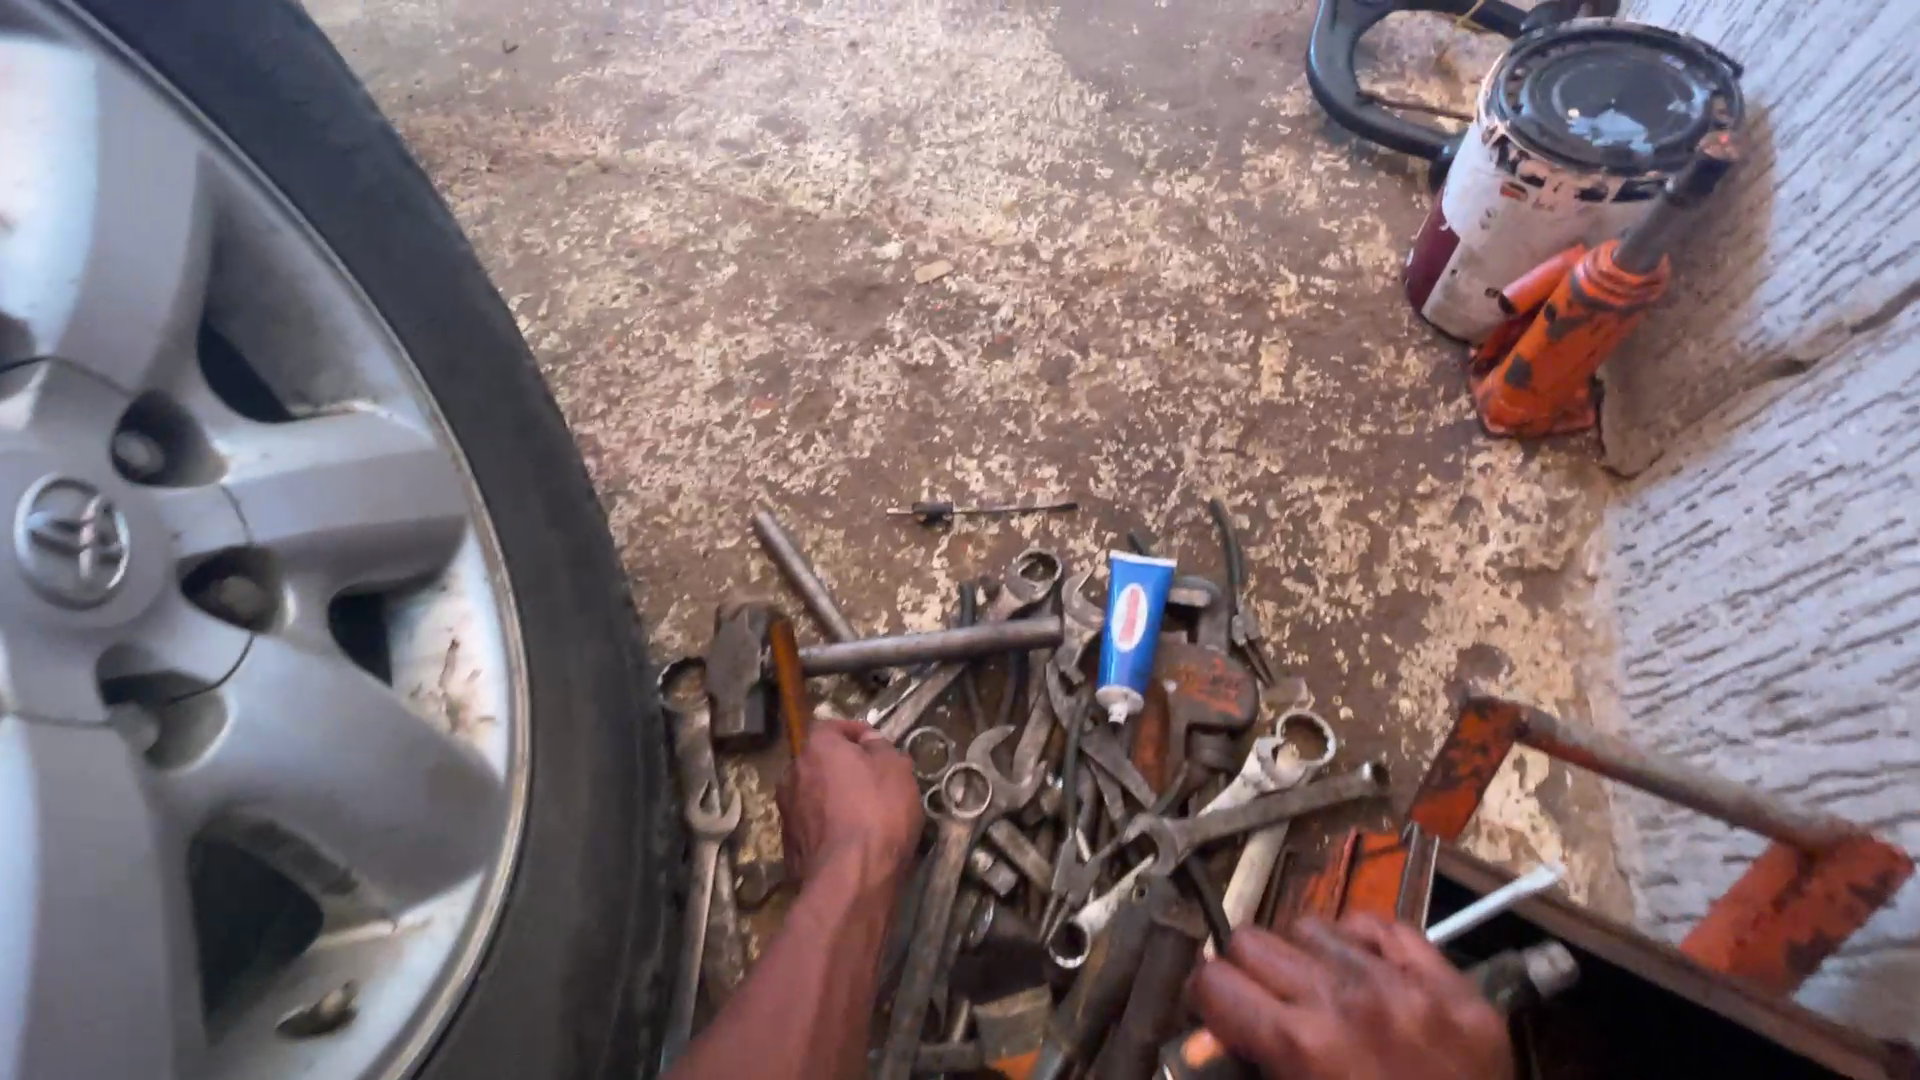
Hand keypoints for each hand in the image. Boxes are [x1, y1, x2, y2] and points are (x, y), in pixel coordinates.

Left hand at [776, 718, 922, 888]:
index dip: (853, 731)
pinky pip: (812, 824)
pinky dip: (828, 824)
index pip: (830, 726)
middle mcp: (793, 774)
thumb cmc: (878, 812)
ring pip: (813, 793)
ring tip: (863, 810)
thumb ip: (880, 747)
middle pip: (818, 760)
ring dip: (833, 796)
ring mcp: (787, 812)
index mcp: (817, 749)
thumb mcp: (896, 769)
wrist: (850, 878)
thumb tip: (868, 740)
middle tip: (871, 777)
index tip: (874, 742)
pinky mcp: (789, 846)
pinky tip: (850, 837)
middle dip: (842, 765)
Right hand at [1190, 916, 1513, 1079]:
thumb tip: (1204, 1033)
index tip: (1220, 1015)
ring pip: (1310, 925)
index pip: (1214, 981)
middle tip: (1268, 1006)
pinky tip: (1368, 981)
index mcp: (1303, 1046)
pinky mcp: (1454, 988)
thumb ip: (1247, 1068)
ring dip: (1305, 958)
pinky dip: (1363, 946)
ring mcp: (1406, 988)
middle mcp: (1347, 1000)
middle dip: (1249, 973)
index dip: (1208, 1000)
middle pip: (1251, 939)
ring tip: (1324, 997)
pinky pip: (1381, 926)